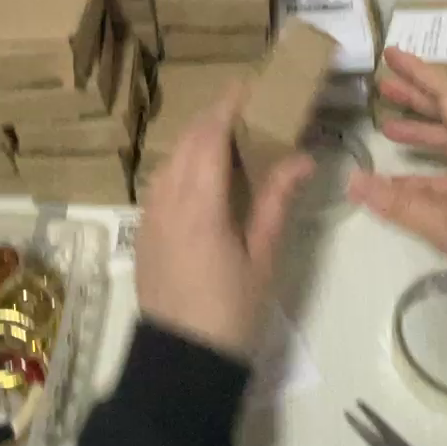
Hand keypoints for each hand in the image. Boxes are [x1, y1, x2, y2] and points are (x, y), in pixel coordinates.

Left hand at [137, 85, 314, 359]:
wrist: (181, 360)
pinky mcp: (144, 229)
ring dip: (196, 138)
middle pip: (187, 140)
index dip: (228, 104)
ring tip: (230, 137)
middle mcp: (167, 198)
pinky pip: (161, 179)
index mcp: (199, 203)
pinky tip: (204, 174)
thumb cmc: (231, 312)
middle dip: (214, 116)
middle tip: (248, 108)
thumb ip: (276, 201)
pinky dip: (182, 162)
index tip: (250, 85)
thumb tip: (302, 157)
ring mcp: (150, 213)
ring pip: (170, 157)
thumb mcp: (262, 259)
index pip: (210, 135)